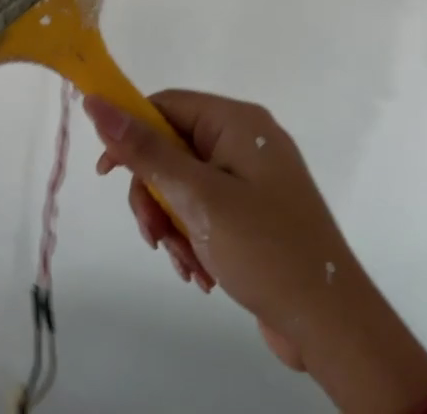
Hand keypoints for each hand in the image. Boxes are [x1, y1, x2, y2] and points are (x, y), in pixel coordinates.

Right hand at [87, 90, 426, 413]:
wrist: (331, 323)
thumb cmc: (265, 249)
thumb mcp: (197, 197)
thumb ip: (145, 150)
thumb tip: (95, 102)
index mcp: (238, 123)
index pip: (164, 106)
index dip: (130, 134)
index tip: (108, 174)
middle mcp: (245, 141)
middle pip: (170, 149)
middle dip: (155, 196)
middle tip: (153, 236)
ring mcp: (251, 178)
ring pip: (181, 185)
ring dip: (172, 225)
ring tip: (185, 263)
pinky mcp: (253, 212)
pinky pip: (203, 209)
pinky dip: (192, 238)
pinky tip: (199, 272)